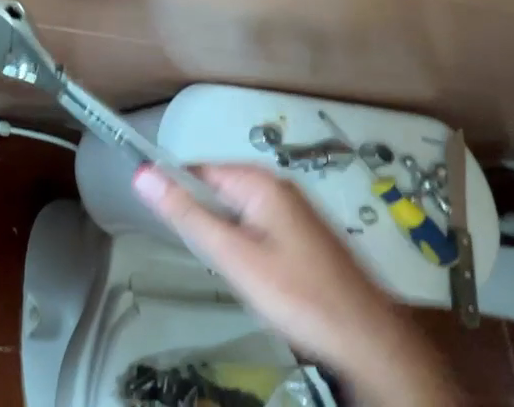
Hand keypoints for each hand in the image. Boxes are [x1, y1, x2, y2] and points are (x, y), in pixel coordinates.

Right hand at [134, 164, 459, 405]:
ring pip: (235, 214)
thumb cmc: (299, 297)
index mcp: (260, 182)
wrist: (371, 344)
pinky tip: (260, 278)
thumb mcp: (232, 256)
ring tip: (239, 272)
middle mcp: (278, 187)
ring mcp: (294, 210)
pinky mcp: (303, 234)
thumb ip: (185, 213)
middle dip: (206, 222)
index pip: (194, 170)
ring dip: (227, 239)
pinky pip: (256, 228)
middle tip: (215, 258)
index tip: (172, 228)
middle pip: (215, 191)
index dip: (177, 196)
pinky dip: (248, 249)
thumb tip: (141, 172)